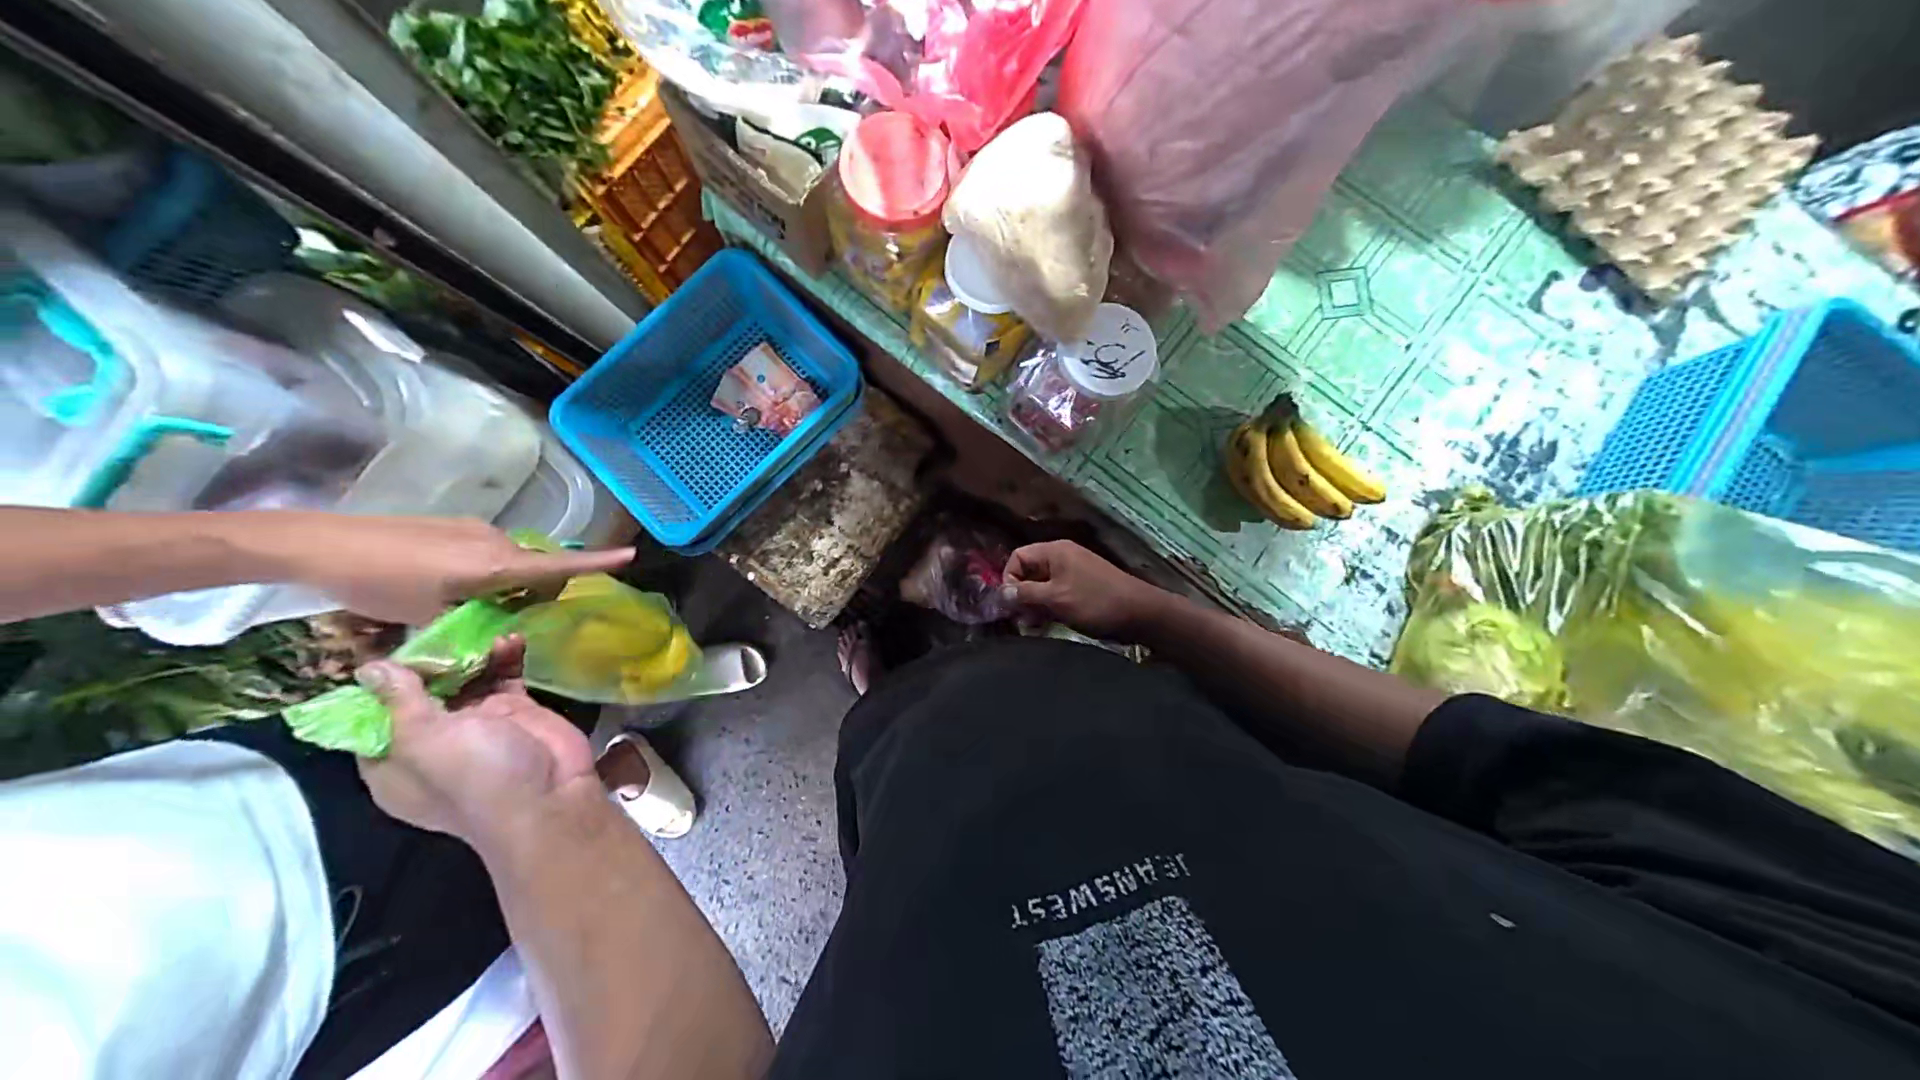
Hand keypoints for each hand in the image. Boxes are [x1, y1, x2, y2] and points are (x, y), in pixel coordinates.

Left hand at [259, 514, 635, 625]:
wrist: (319, 543)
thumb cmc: (379, 585)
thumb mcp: (430, 616)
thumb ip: (475, 620)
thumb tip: (499, 626)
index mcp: (495, 565)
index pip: (559, 566)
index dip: (598, 562)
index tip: (632, 555)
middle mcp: (496, 542)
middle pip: (539, 566)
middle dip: (539, 591)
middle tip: (511, 621)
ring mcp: (476, 531)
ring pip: (515, 561)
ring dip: (510, 584)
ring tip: (471, 608)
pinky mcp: (457, 528)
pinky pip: (493, 552)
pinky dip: (491, 572)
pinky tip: (449, 587)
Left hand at [355, 635, 597, 853]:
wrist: (549, 794)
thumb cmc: (477, 774)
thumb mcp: (426, 740)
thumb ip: (399, 701)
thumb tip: (368, 668)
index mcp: (395, 760)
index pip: (372, 717)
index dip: (378, 682)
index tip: (384, 644)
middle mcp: (431, 741)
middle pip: (420, 692)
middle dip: (429, 660)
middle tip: (438, 625)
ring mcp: (476, 724)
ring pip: (464, 679)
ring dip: (470, 654)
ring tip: (480, 628)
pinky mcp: (515, 710)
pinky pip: (503, 676)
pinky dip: (505, 656)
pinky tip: (511, 639)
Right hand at [1002, 540, 1172, 641]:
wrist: (1139, 613)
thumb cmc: (1095, 601)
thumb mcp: (1056, 598)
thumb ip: (1025, 594)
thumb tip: (1000, 593)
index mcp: (1054, 551)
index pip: (1017, 557)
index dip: (1009, 579)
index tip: (1012, 603)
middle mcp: (1061, 557)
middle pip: (1027, 572)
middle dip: (1020, 595)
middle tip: (1020, 619)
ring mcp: (1072, 573)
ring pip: (1040, 586)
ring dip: (1033, 605)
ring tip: (1032, 625)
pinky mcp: (1080, 588)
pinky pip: (1055, 594)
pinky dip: (1047, 607)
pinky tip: (1046, 624)